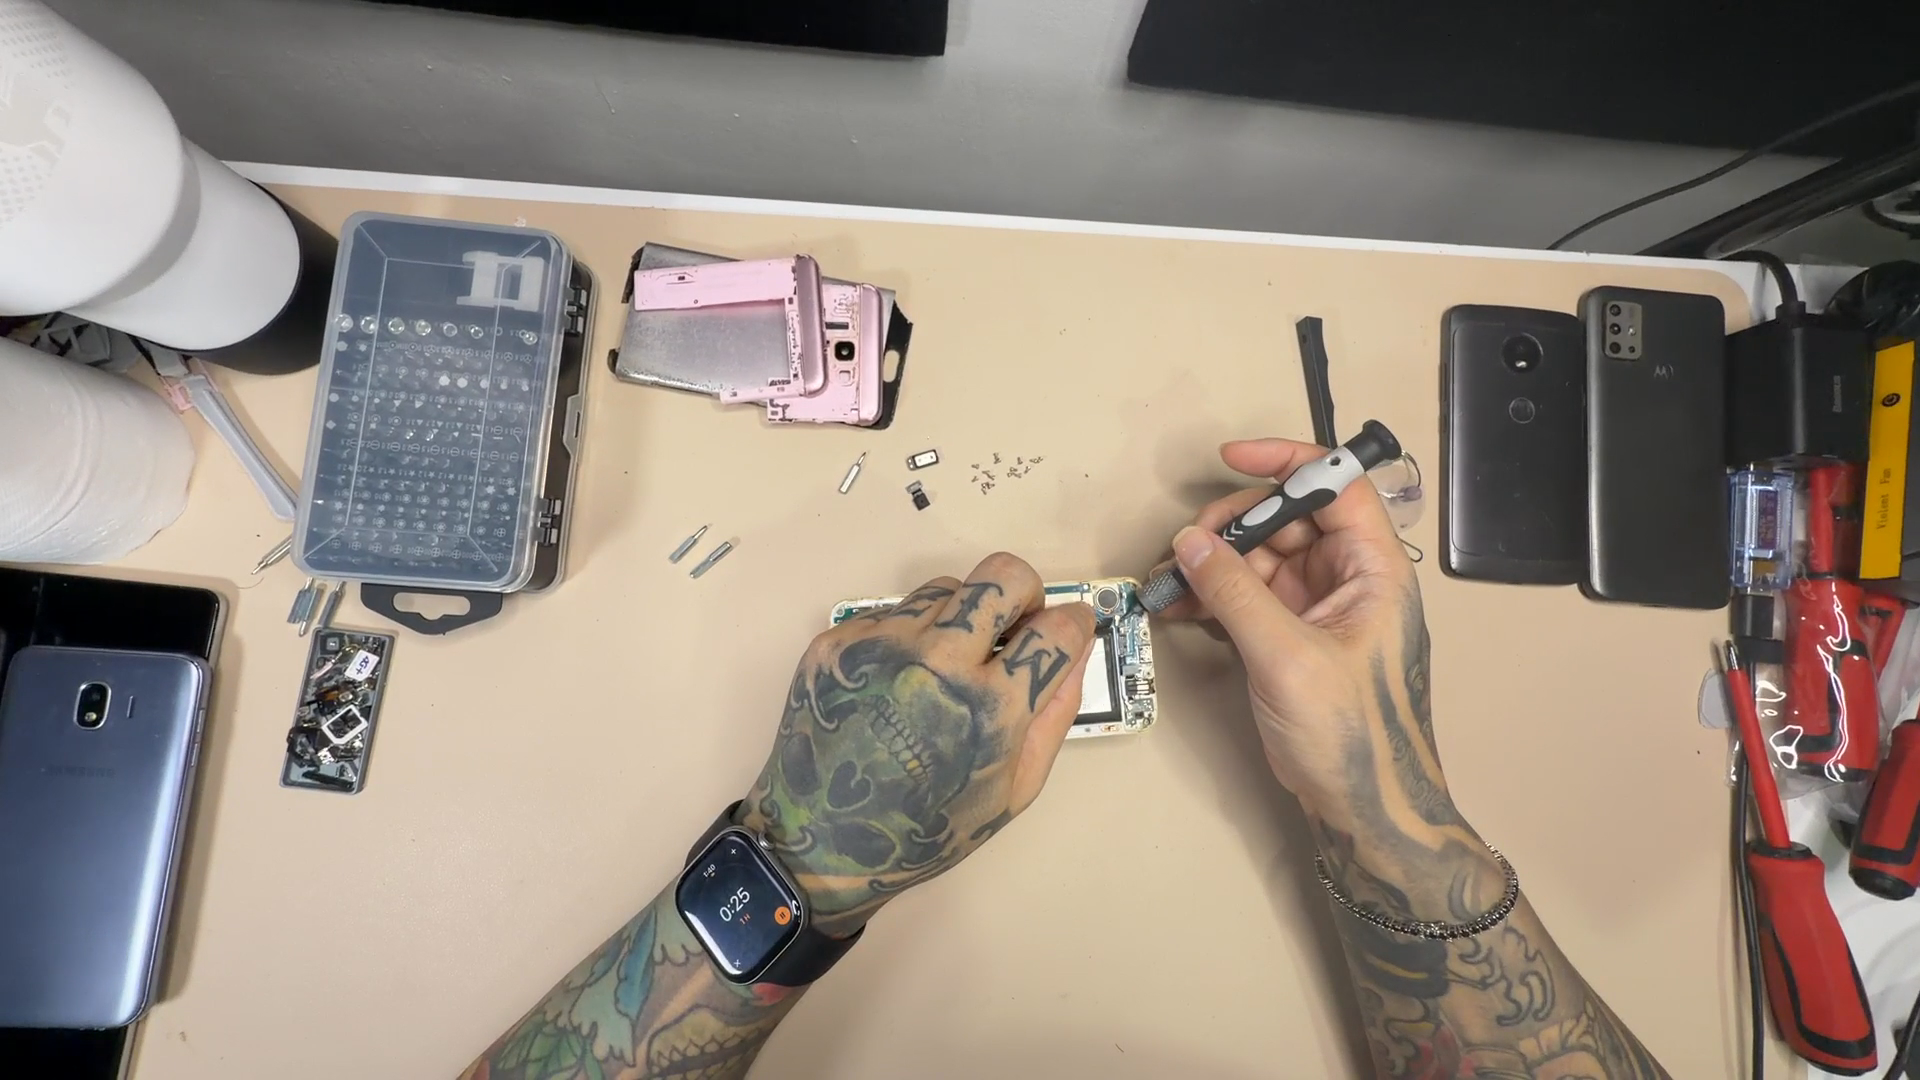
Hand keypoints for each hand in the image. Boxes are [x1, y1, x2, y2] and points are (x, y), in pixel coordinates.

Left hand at [740, 553, 1095, 936]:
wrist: (818, 838)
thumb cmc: (928, 826)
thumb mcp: (1013, 789)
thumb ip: (1054, 715)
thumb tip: (1077, 647)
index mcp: (989, 709)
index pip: (1055, 629)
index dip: (1075, 621)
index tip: (1071, 626)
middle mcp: (937, 661)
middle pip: (1003, 574)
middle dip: (1024, 591)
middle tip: (1016, 623)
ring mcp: (882, 642)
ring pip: (948, 586)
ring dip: (964, 613)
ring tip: (947, 662)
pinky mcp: (840, 638)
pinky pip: (898, 610)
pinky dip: (914, 633)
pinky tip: (900, 678)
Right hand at [1156, 439, 1461, 847]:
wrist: (1361, 807)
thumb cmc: (1350, 733)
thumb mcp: (1287, 656)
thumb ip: (1235, 593)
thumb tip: (1188, 543)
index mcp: (1374, 569)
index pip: (1336, 487)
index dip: (1286, 462)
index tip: (1231, 458)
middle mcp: (1346, 578)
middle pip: (1286, 520)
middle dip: (1232, 527)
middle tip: (1187, 547)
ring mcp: (1314, 607)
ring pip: (1258, 558)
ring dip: (1212, 563)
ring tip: (1170, 581)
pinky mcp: (1288, 633)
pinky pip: (1246, 594)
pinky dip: (1212, 594)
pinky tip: (1180, 604)